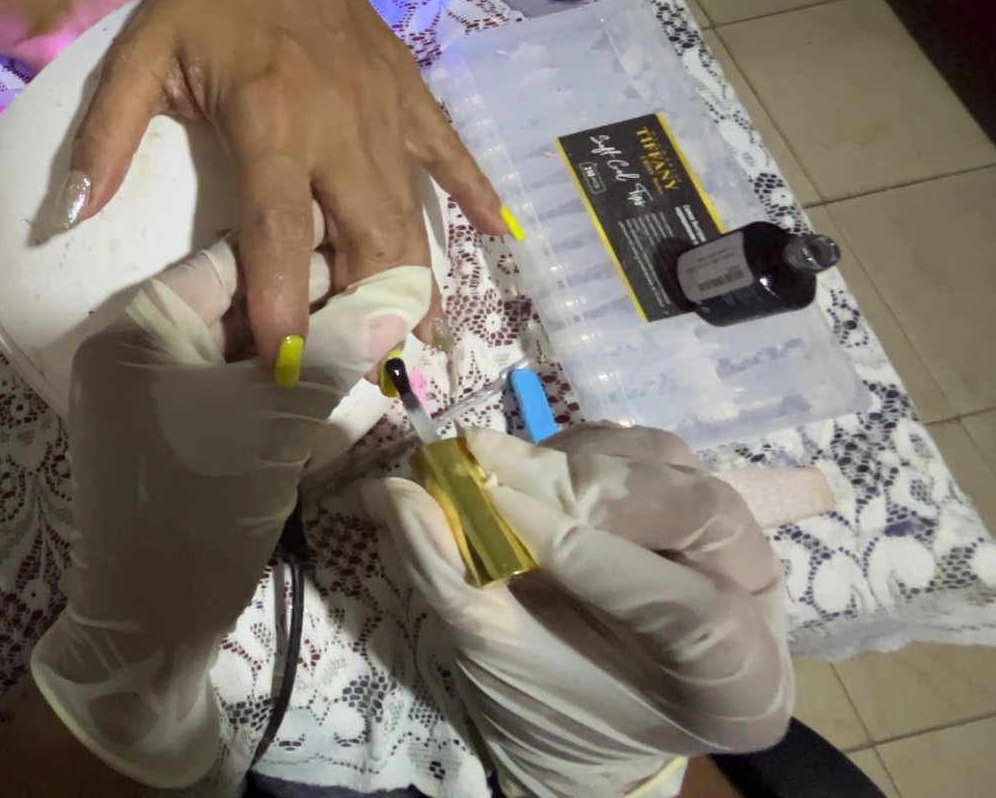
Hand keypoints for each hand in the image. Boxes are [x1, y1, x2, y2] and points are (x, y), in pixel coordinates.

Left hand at [32, 238, 427, 787]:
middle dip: (297, 315)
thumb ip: (333, 352)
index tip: (361, 262)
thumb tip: (397, 298)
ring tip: (354, 349)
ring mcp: (134, 395)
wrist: (150, 617)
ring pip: (223, 355)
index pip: (223, 267)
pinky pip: (211, 392)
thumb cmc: (205, 500)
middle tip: (369, 311)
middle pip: (224, 312)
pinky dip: (259, 392)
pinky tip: (313, 397)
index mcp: (136, 329)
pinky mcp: (152, 431)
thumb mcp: (276, 420)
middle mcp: (126, 351)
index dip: (294, 264)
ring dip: (285, 357)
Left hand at [60, 0, 504, 364]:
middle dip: (364, 311)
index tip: (284, 365)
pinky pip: (449, 154)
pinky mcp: (410, 95)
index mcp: (271, 119)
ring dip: (414, 281)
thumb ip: (106, 138)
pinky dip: (472, 197)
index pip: (279, 229)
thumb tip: (72, 215)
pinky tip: (496, 242)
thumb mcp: (139, 57)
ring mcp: (386, 111)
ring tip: (418, 348)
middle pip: (366, 237)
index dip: (283, 301)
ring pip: (411, 212)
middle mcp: (341, 125)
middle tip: (355, 375)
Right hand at [366, 425, 793, 797]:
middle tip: (485, 467)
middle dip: (582, 483)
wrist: (579, 706)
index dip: (582, 549)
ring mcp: (730, 545)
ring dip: (575, 457)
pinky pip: (642, 446)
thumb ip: (444, 574)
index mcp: (734, 686)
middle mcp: (759, 605)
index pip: (684, 608)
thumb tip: (393, 491)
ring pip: (672, 465)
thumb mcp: (487, 654)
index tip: (486, 505)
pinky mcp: (685, 500)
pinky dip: (575, 446)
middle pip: (701, 512)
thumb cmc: (541, 702)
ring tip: (500, 472)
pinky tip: (529, 472)